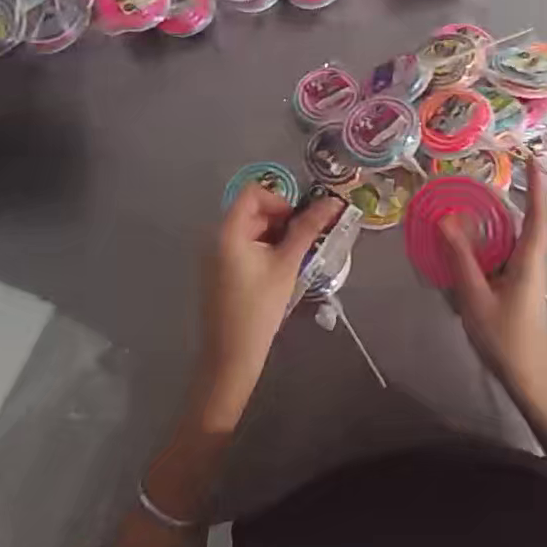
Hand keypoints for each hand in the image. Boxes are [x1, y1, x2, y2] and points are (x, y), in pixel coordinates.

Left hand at [196, 187, 343, 414]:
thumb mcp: (287, 265)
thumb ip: (307, 229)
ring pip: (250, 230)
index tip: (299, 223)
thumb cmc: (260, 307)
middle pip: (251, 210)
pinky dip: (263, 250)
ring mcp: (214, 255)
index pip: (253, 192)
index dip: (280, 200)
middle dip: (281, 220)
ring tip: (294, 259)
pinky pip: (242, 247)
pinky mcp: (218, 271)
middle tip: (304, 242)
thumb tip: (332, 202)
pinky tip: (278, 271)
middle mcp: (215, 237)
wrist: (231, 354)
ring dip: (275, 236)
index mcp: (227, 231)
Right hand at [441, 159, 546, 397]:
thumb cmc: (504, 337)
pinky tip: (467, 247)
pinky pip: (502, 257)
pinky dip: (487, 245)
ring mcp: (525, 276)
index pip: (537, 216)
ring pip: (511, 241)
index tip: (533, 160)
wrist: (526, 375)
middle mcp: (532, 264)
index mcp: (529, 262)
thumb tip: (446, 221)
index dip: (536, 187)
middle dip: (511, 198)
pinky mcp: (516, 287)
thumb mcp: (476, 297)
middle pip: (525, 223)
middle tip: (486, 179)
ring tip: (471, 207)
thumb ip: (461, 259)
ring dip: (496, 223)